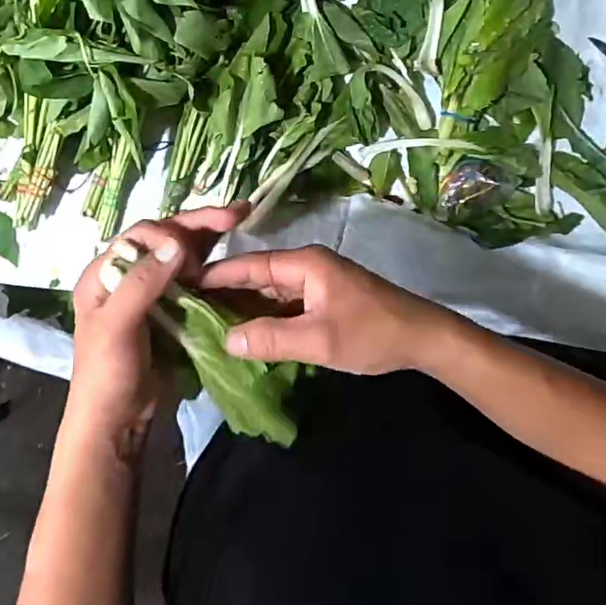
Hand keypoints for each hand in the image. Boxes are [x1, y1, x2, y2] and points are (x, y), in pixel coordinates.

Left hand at [65, 203, 248, 451]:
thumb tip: (175, 242)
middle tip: (238, 212)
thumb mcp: (116, 327)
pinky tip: (233, 257)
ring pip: (181, 255)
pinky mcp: (171, 311)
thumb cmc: (106, 374)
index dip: (172, 230)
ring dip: (208, 238)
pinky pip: (193, 280)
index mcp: (104, 273)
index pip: (141, 235)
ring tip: (240, 220)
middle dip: (199, 223)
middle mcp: (127, 275)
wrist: (116, 422)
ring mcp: (151, 293)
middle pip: (165, 239)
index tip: (200, 243)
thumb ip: (141, 284)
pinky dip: (212, 266)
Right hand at [195, 245, 472, 374]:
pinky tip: (245, 332)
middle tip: (187, 310)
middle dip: (224, 292)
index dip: (215, 275)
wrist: (423, 338)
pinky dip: (264, 315)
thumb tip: (226, 340)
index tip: (182, 286)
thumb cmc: (372, 333)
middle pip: (256, 276)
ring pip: (269, 291)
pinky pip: (284, 304)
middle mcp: (306, 266)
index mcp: (303, 264)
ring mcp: (316, 283)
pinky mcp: (323, 299)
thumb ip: (271, 339)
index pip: (249, 265)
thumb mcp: (319, 340)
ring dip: (243, 305)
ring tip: (207, 322)